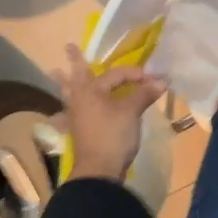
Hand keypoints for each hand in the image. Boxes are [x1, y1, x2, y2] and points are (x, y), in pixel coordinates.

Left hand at [54, 44, 164, 184]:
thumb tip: (163, 81)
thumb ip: (144, 94)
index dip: (136, 74)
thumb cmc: (114, 135)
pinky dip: (66, 109)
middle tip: (68, 46)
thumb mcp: (132, 112)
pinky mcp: (78, 130)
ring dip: (65, 82)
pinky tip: (61, 113)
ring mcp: (76, 116)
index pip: (116, 75)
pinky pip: (69, 113)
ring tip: (55, 72)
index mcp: (91, 91)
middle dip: (75, 62)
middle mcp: (80, 100)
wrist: (100, 170)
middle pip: (77, 76)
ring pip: (69, 93)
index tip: (154, 81)